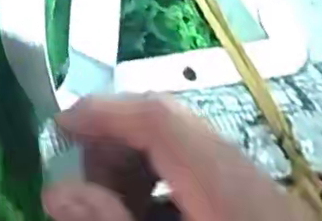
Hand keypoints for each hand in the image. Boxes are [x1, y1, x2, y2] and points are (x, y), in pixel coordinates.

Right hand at [42, 95, 310, 220]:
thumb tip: (57, 192)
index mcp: (223, 184)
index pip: (157, 117)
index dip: (102, 111)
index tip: (58, 128)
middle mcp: (246, 174)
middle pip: (169, 123)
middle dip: (116, 141)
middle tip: (82, 181)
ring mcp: (262, 193)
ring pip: (184, 147)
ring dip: (138, 164)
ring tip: (111, 204)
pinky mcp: (264, 209)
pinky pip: (204, 175)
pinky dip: (166, 186)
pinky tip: (148, 218)